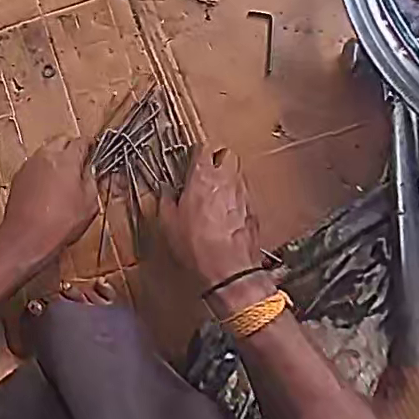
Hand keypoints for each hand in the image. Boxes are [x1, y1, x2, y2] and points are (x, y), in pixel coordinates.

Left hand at [0, 138, 97, 270]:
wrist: (26, 238)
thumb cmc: (60, 223)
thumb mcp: (89, 203)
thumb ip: (93, 180)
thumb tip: (92, 170)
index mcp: (66, 159)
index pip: (82, 141)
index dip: (91, 145)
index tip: (95, 151)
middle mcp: (46, 156)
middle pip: (62, 140)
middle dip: (72, 147)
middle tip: (80, 162)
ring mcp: (30, 165)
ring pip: (46, 150)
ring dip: (56, 157)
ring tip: (64, 176)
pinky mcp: (19, 176)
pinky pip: (35, 164)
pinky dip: (43, 169)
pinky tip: (48, 187)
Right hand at [160, 146, 269, 312]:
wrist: (230, 270)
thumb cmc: (199, 246)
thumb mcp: (169, 223)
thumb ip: (166, 201)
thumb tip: (165, 192)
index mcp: (203, 178)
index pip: (204, 148)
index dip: (198, 151)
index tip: (192, 157)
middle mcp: (226, 180)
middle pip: (228, 154)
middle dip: (219, 158)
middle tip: (208, 170)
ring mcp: (243, 194)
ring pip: (238, 174)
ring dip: (229, 178)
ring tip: (216, 193)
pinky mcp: (254, 211)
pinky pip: (245, 195)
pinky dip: (237, 199)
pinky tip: (228, 213)